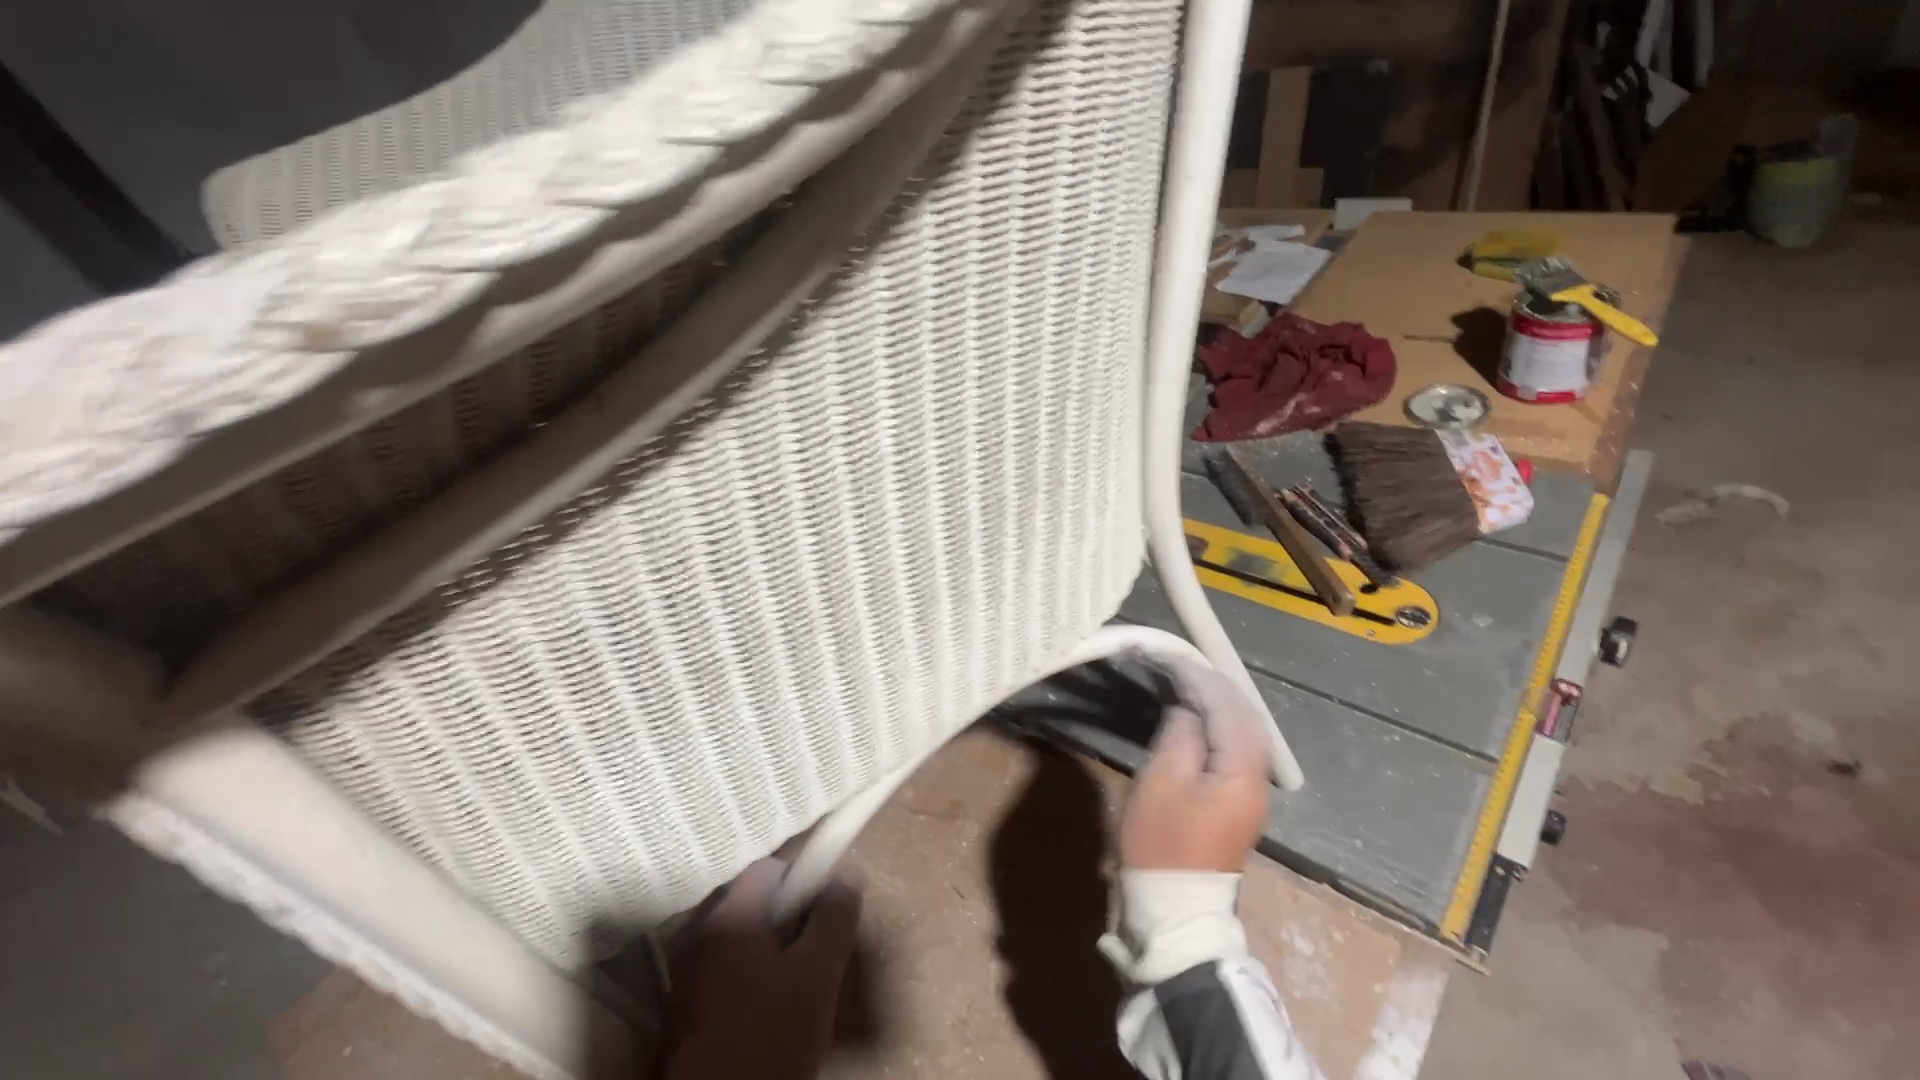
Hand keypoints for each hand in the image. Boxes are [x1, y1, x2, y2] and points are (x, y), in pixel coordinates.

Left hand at [665, 858, 862, 1079]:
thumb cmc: (770, 1036)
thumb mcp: (817, 975)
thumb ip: (834, 919)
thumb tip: (845, 874)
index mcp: (728, 914)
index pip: (771, 867)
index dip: (807, 880)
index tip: (829, 913)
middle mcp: (699, 931)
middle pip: (756, 901)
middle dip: (792, 917)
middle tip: (820, 951)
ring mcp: (687, 968)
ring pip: (743, 935)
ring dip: (774, 948)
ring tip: (801, 983)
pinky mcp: (685, 1002)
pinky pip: (727, 965)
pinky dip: (752, 973)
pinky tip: (772, 1007)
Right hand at [1118, 674, 1272, 871]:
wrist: (1176, 906)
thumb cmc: (1162, 843)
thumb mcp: (1162, 782)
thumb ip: (1181, 735)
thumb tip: (1188, 707)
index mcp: (1242, 771)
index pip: (1228, 707)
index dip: (1200, 678)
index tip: (1172, 658)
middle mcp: (1259, 777)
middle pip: (1246, 716)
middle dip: (1214, 686)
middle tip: (1179, 666)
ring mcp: (1254, 792)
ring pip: (1245, 732)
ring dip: (1219, 704)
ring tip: (1186, 684)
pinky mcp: (1241, 802)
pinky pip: (1238, 749)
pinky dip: (1220, 725)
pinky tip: (1198, 719)